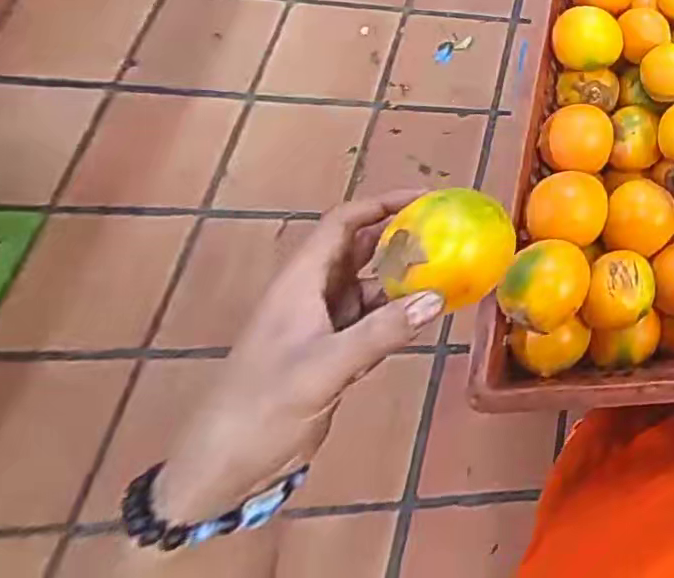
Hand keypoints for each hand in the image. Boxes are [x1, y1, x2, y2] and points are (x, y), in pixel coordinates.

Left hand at [152, 191, 444, 520]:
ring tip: (452, 266)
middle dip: (404, 233)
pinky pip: (379, 315)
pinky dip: (406, 309)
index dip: (382, 204)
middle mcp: (314, 295)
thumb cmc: (258, 410)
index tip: (428, 199)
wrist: (221, 474)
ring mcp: (325, 323)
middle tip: (450, 228)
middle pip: (362, 247)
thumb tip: (437, 297)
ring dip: (409, 273)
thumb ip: (380, 332)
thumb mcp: (321, 369)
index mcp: (300, 285)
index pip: (343, 224)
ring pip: (375, 281)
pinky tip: (434, 311)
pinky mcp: (336, 350)